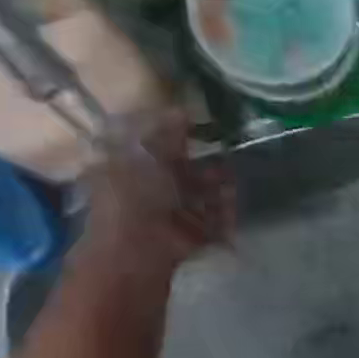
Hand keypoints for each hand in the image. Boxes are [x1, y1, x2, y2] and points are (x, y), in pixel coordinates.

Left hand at [76, 111, 233, 275]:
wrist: (138, 249)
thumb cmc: (134, 195)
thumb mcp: (146, 153)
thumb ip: (166, 132)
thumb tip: (181, 108)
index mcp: (127, 167)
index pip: (155, 146)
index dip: (177, 136)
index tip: (201, 126)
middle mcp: (148, 191)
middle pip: (183, 173)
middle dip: (205, 165)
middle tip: (225, 154)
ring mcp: (170, 216)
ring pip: (202, 197)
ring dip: (218, 189)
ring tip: (231, 183)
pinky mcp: (189, 238)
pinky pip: (213, 222)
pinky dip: (224, 214)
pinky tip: (230, 207)